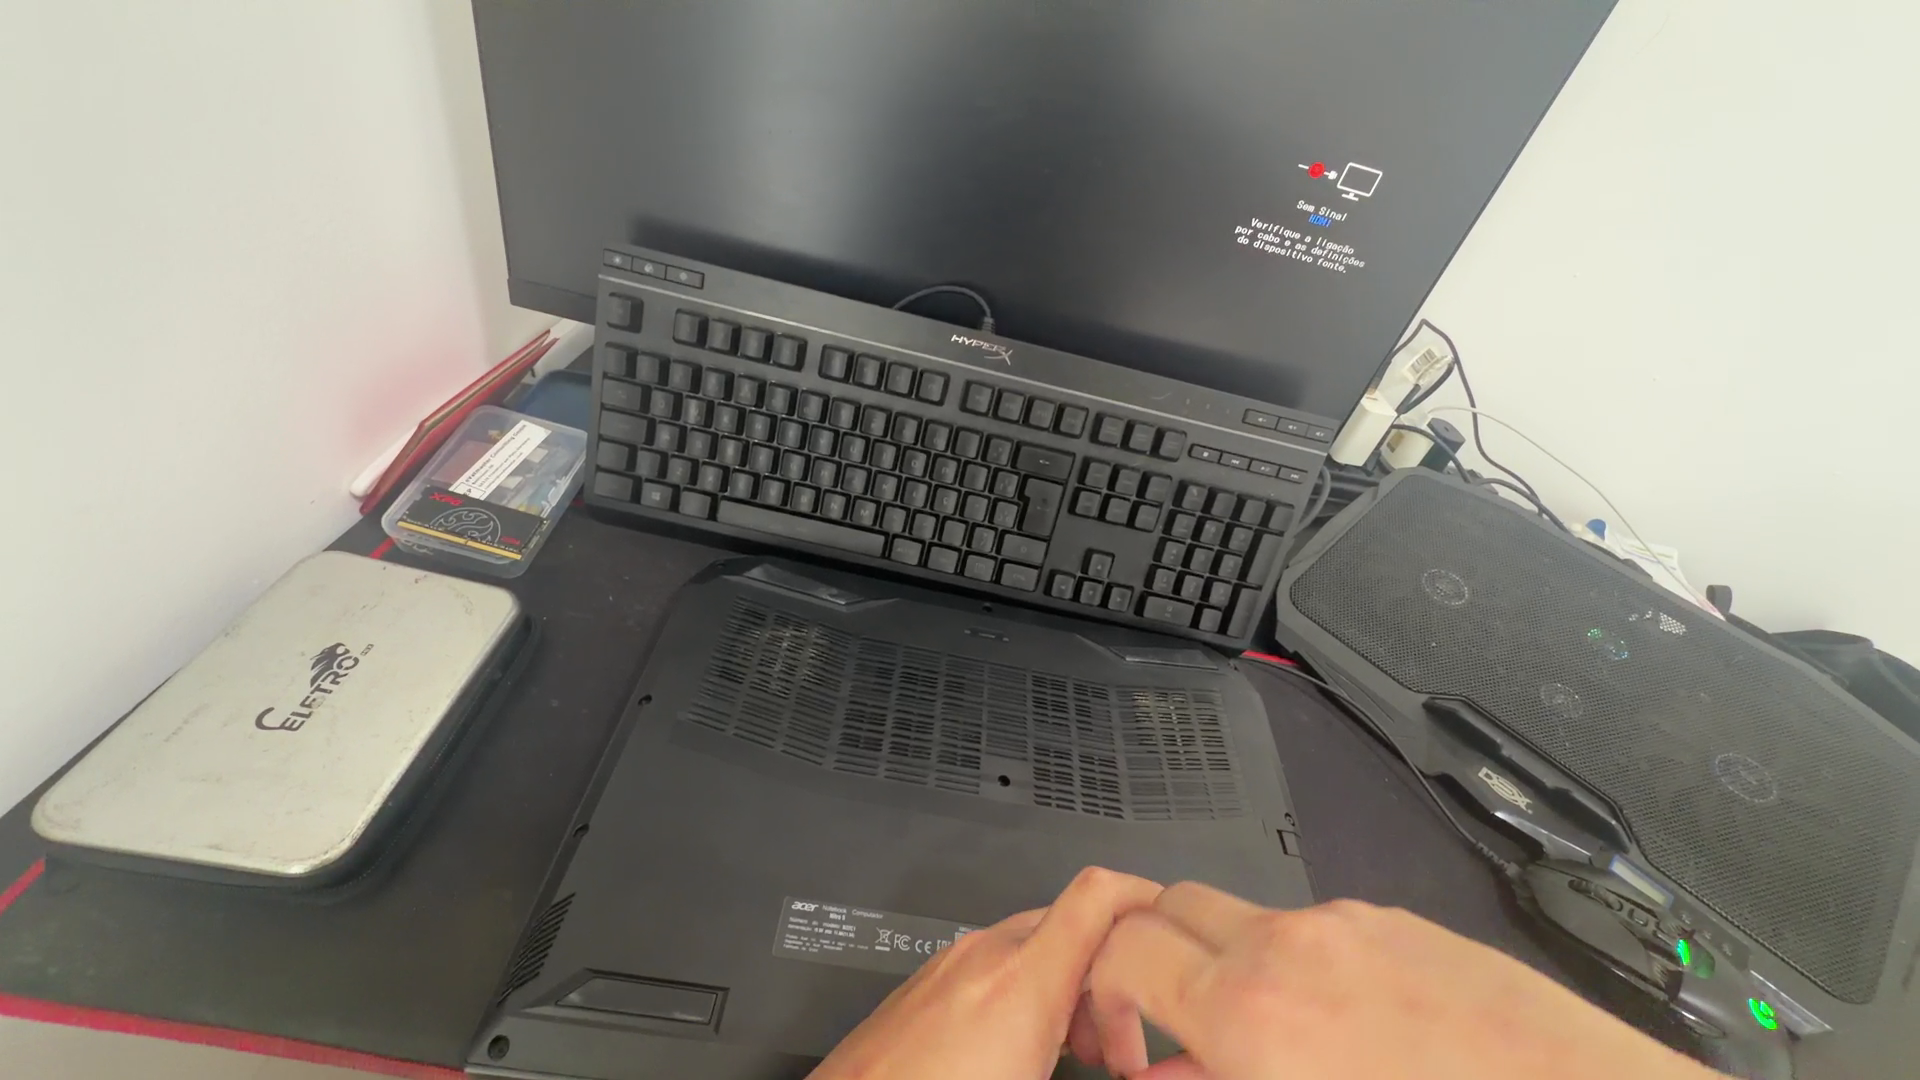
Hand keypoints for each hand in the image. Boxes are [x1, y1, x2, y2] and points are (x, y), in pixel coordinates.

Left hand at [807, 867, 1162, 1079]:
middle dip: (1112, 974)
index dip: (1147, 898)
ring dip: (1069, 987)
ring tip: (1073, 1055)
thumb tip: (1117, 1055)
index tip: (1173, 934)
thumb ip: (1090, 1059)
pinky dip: (1025, 990)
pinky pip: (993, 963)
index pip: (1098, 893)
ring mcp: (949, 963)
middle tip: (1120, 1045)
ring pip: (1034, 945)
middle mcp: (983, 955)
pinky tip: (1019, 1050)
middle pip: (1073, 924)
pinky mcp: (925, 980)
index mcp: (1021, 981)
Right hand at [1083, 885, 1722, 1079]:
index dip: (1100, 986)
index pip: (1122, 944)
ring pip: (1243, 918)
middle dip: (1149, 956)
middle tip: (1171, 1030)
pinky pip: (1315, 929)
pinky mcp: (1402, 923)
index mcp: (1252, 1011)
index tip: (1120, 1044)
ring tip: (1274, 1050)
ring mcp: (1349, 923)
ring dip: (1226, 967)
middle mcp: (1288, 944)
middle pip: (1169, 903)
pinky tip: (1352, 1038)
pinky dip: (1295, 968)